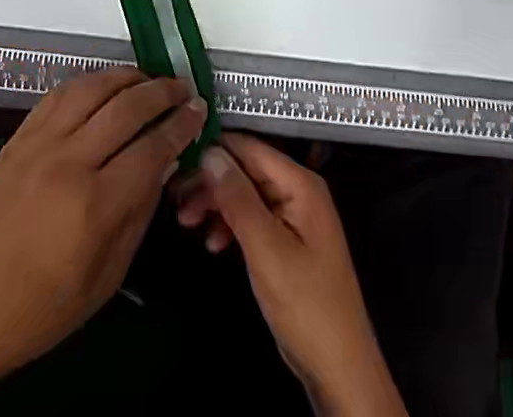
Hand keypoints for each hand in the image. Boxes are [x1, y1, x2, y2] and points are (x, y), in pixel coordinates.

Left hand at [0, 69, 206, 416]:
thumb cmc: (40, 309)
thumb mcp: (107, 275)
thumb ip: (140, 212)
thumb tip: (165, 164)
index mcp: (96, 205)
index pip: (154, 146)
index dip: (182, 125)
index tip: (199, 113)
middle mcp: (68, 162)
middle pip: (128, 106)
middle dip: (164, 93)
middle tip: (184, 90)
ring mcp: (39, 145)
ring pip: (93, 88)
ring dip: (128, 77)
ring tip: (150, 80)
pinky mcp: (17, 139)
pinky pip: (59, 95)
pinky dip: (89, 82)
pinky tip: (104, 86)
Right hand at [175, 134, 406, 416]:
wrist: (337, 365)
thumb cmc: (305, 303)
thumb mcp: (265, 247)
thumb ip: (237, 197)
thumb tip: (210, 152)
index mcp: (300, 184)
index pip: (248, 148)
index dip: (212, 151)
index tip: (176, 162)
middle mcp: (297, 191)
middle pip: (244, 170)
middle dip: (210, 182)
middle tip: (176, 200)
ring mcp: (292, 216)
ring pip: (243, 194)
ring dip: (215, 205)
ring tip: (187, 223)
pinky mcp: (284, 240)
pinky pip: (250, 218)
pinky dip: (228, 225)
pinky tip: (213, 244)